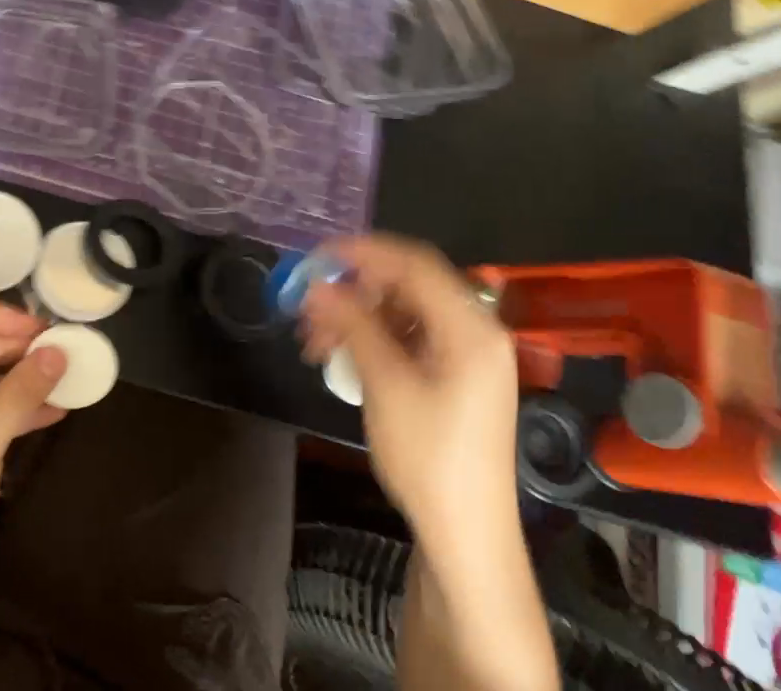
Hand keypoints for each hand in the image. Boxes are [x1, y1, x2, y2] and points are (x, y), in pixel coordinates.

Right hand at [300, 235, 520, 561]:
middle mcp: (474, 332)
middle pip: (407, 288)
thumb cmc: (428, 454)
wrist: (464, 527)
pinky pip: (407, 338)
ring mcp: (465, 355)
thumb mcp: (385, 384)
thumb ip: (352, 325)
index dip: (363, 253)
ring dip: (356, 316)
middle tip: (306, 308)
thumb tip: (317, 285)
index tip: (315, 256)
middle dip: (352, 290)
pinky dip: (371, 338)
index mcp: (470, 328)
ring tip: (313, 340)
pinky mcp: (452, 376)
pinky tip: (337, 355)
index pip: (414, 265)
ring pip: (402, 313)